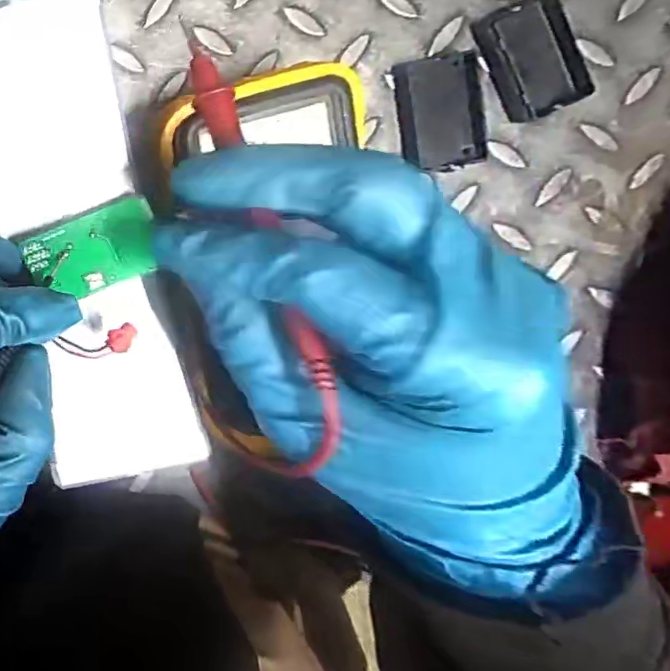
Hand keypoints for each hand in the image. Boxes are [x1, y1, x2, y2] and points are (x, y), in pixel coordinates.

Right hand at [155, 147, 621, 611]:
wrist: (503, 498)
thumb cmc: (397, 483)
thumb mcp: (302, 426)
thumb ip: (246, 335)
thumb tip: (194, 258)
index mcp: (451, 360)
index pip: (321, 272)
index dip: (233, 248)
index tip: (166, 237)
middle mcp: (490, 291)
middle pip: (370, 190)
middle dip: (265, 174)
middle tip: (190, 182)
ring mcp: (495, 261)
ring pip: (380, 180)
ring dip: (286, 172)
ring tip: (215, 183)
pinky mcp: (481, 249)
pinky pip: (385, 202)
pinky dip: (314, 193)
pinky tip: (265, 200)